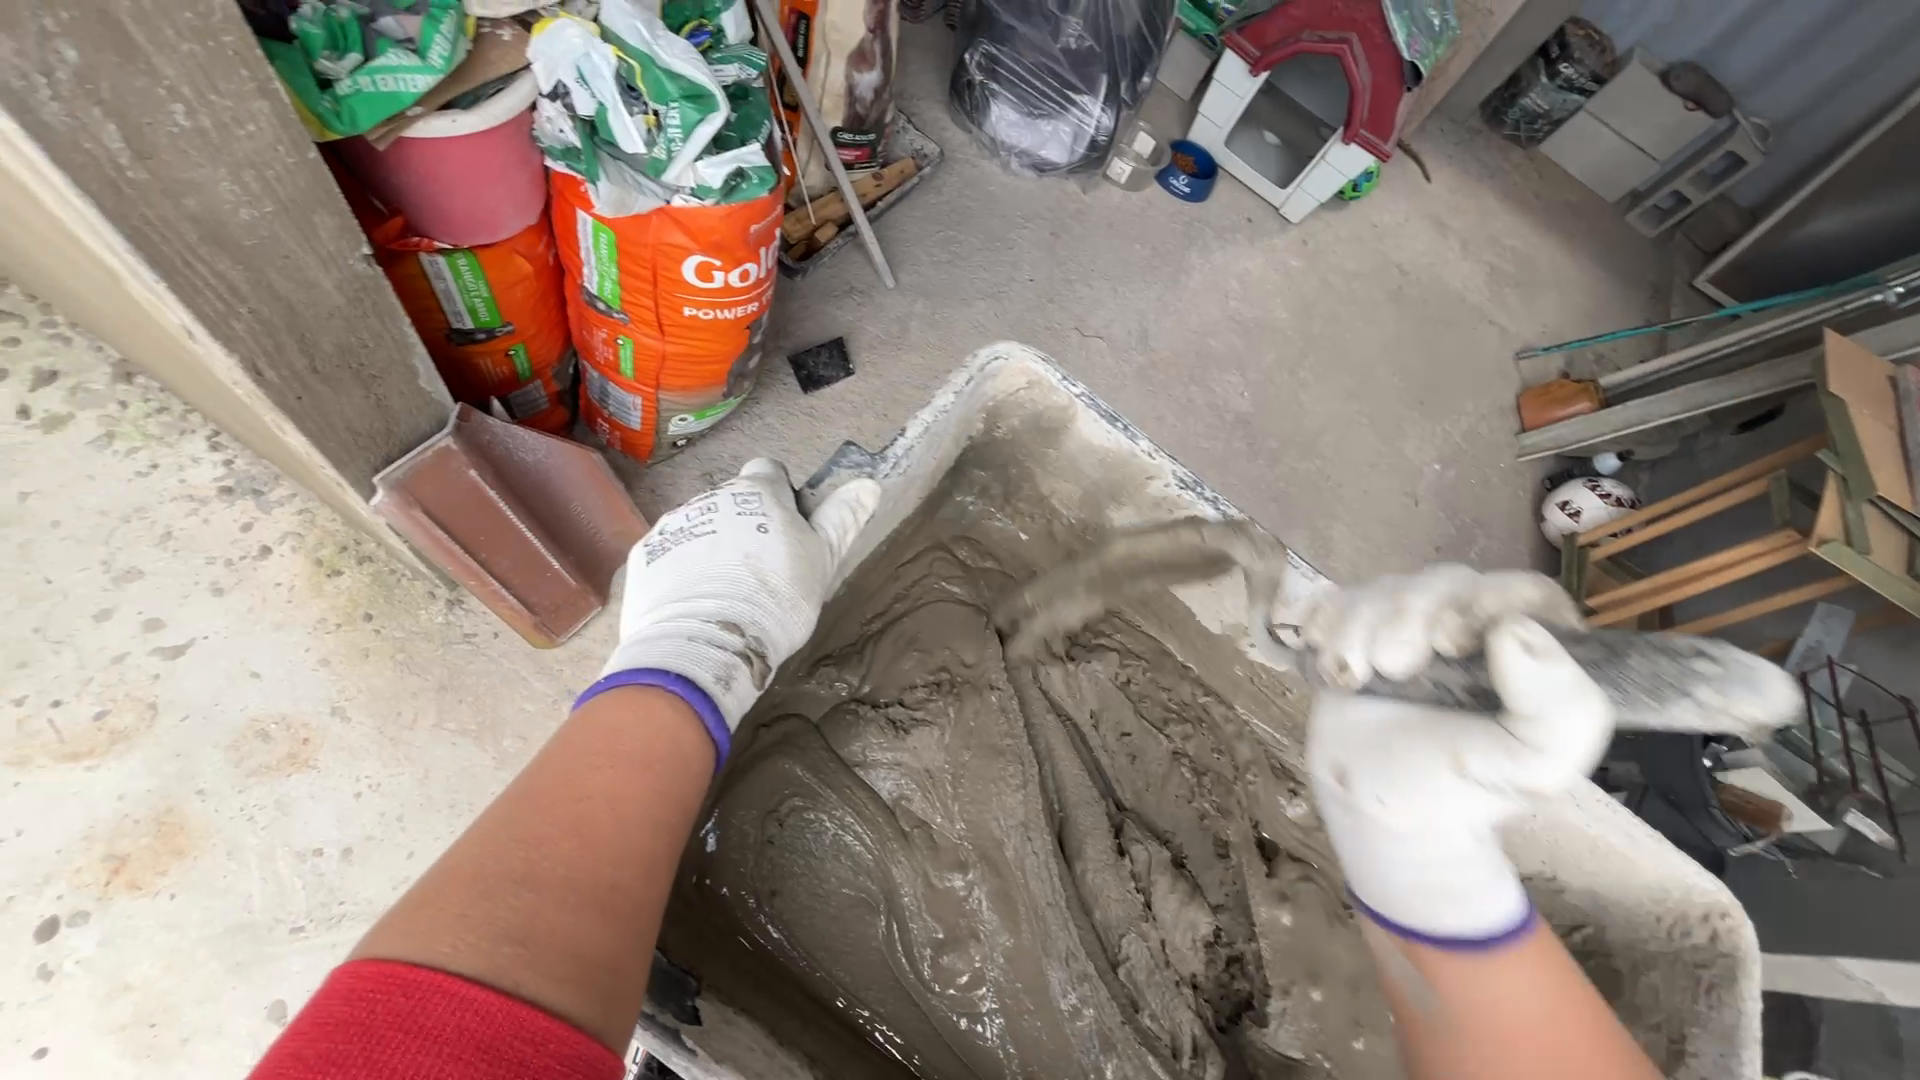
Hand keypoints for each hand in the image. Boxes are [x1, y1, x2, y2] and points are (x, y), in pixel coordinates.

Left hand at [576, 459, 881, 763]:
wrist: (707, 642)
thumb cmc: (777, 597)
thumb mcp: (822, 560)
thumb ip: (841, 520)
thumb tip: (869, 484)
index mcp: (758, 492)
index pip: (769, 471)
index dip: (779, 495)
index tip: (786, 528)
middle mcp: (711, 496)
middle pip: (732, 501)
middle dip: (743, 524)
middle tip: (759, 570)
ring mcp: (673, 524)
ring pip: (700, 526)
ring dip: (712, 546)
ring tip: (725, 591)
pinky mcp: (645, 555)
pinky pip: (669, 554)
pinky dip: (682, 570)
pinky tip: (696, 602)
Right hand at [1281, 567, 1612, 945]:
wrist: (1373, 799)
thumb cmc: (1458, 785)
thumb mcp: (1534, 766)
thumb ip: (1561, 707)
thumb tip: (1513, 630)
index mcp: (1530, 648)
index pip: (1520, 591)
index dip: (1482, 602)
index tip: (1450, 644)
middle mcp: (1469, 622)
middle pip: (1441, 581)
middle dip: (1406, 617)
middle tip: (1392, 669)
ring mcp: (1406, 620)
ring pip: (1382, 588)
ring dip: (1357, 630)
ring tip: (1355, 677)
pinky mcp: (1354, 625)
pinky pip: (1335, 599)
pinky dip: (1324, 626)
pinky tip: (1334, 665)